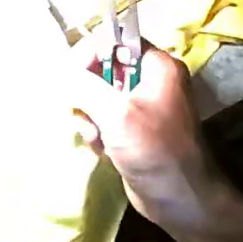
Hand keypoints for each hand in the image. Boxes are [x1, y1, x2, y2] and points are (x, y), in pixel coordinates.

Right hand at [68, 42, 242, 237]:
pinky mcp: (134, 130)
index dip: (91, 54)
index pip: (115, 40)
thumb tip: (60, 71)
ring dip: (90, 117)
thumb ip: (85, 86)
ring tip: (97, 138)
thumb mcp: (116, 114)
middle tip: (88, 116)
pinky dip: (98, 131)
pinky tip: (102, 149)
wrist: (182, 201)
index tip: (73, 78)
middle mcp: (152, 81)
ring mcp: (142, 106)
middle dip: (87, 94)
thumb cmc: (155, 151)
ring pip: (99, 96)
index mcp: (157, 66)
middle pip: (103, 69)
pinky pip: (104, 118)